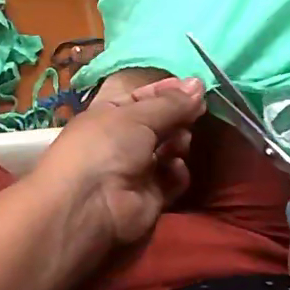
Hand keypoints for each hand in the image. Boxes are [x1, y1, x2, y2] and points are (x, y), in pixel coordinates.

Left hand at [30, 77, 206, 248]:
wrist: (91, 204)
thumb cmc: (107, 146)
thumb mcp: (137, 115)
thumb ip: (171, 102)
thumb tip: (198, 84)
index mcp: (110, 114)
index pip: (143, 96)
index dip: (167, 91)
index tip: (194, 88)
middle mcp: (123, 140)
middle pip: (160, 123)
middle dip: (178, 117)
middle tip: (196, 112)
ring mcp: (137, 169)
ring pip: (169, 149)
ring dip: (179, 142)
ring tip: (180, 141)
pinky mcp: (150, 195)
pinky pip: (172, 179)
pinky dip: (177, 173)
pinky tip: (174, 168)